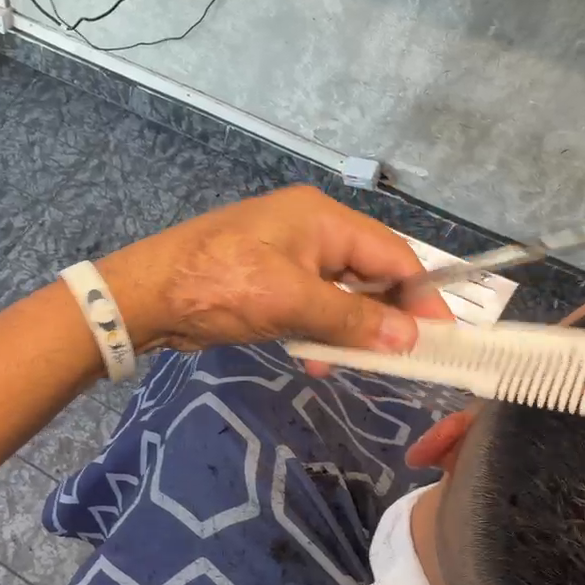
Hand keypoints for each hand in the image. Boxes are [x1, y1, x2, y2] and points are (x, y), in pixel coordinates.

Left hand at [99, 186, 453, 353]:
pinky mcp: (266, 281)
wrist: (146, 295)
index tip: (438, 339)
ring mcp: (285, 256)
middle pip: (368, 273)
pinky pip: (309, 305)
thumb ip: (353, 319)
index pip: (393, 253)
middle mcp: (309, 231)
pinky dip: (318, 330)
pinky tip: (317, 359)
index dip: (420, 297)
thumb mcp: (292, 302)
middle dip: (383, 317)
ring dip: (348, 329)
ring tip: (347, 364)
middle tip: (399, 360)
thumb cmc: (222, 287)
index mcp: (322, 219)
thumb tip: (410, 338)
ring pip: (339, 294)